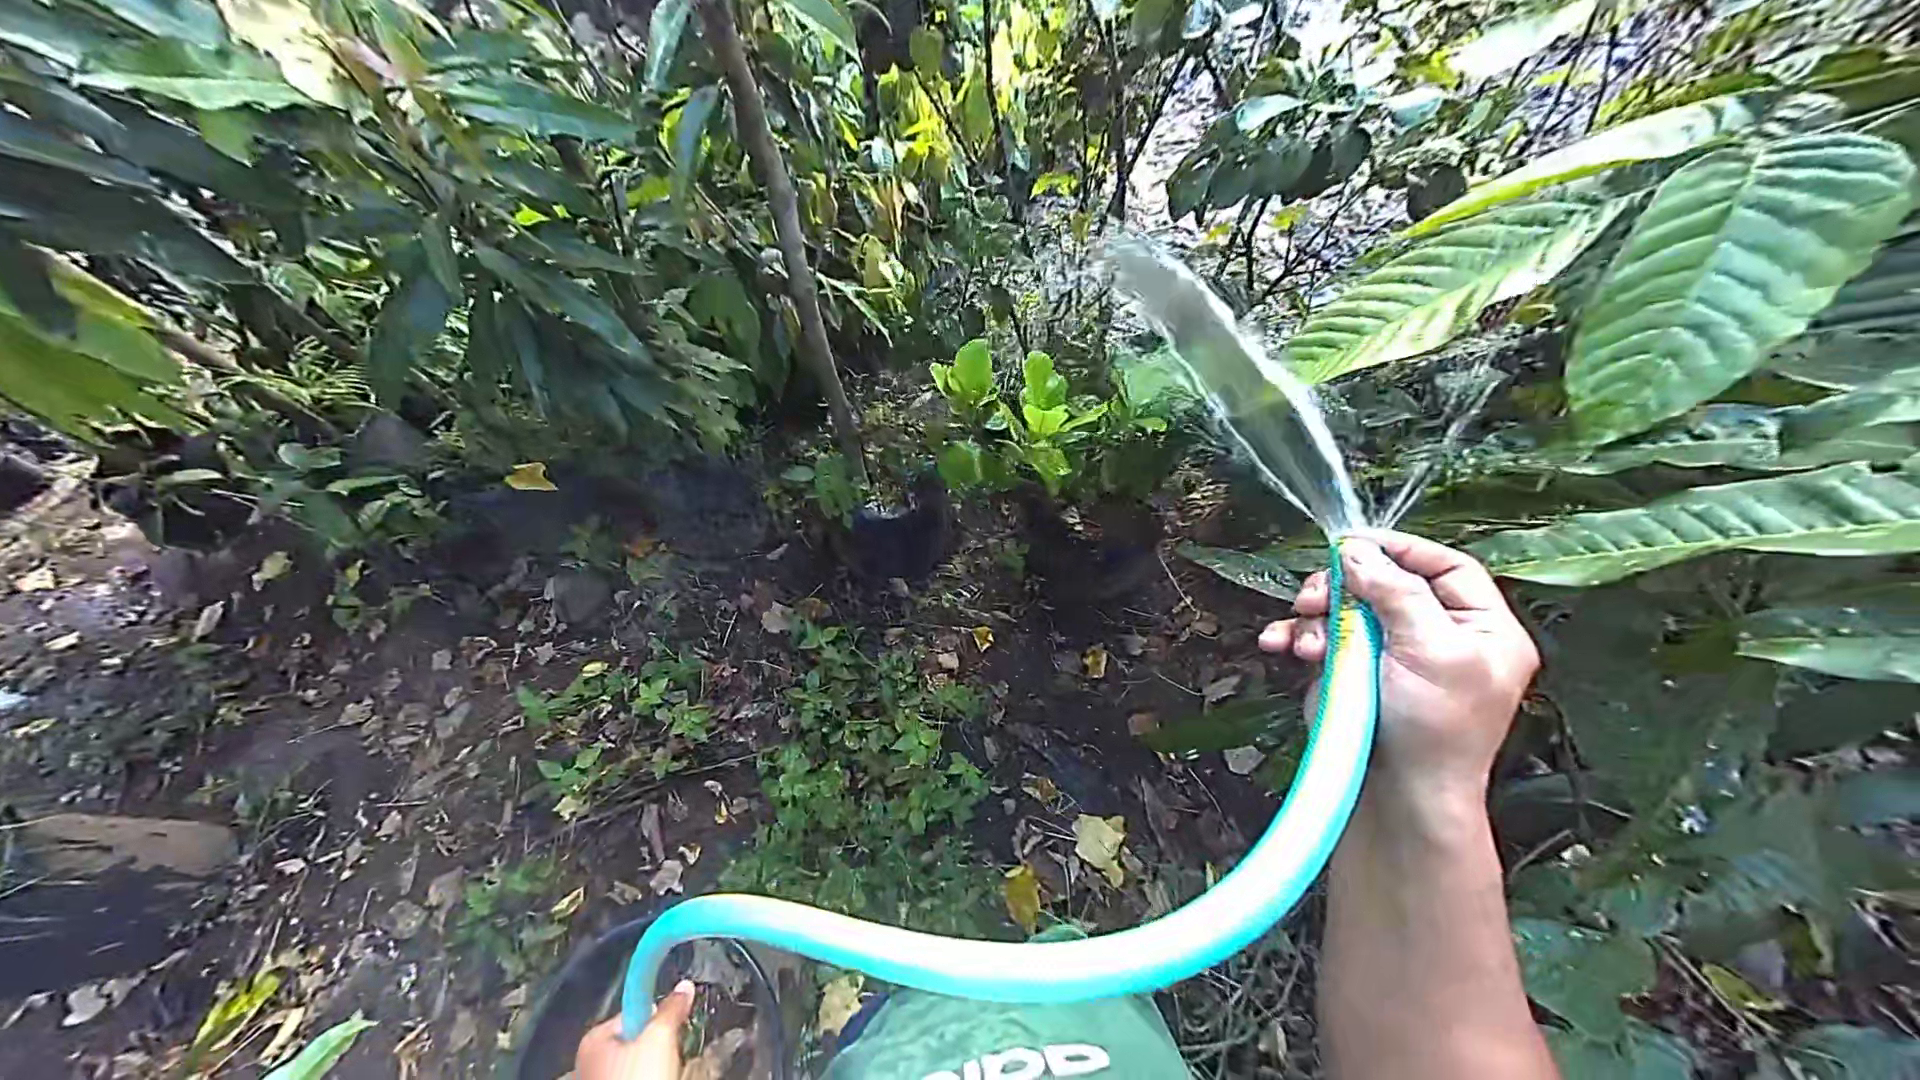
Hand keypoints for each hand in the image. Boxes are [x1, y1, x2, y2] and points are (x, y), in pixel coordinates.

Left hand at [575, 979, 695, 1079]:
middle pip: (637, 1039)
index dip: (658, 1016)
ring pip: (639, 1066)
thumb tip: (685, 986)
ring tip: (669, 1074)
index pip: (635, 1011)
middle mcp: (589, 1063)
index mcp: (594, 1040)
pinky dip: (653, 1079)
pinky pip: (638, 1079)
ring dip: (658, 1067)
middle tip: (673, 1054)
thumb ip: (672, 1008)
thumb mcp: (661, 1036)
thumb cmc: (638, 1079)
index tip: (674, 1027)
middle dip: (659, 1045)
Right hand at [1259, 531, 1537, 808]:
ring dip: (1313, 615)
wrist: (1394, 789)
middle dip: (1342, 584)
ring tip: (1306, 639)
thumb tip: (1357, 550)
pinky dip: (1294, 636)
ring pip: (1341, 605)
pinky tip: (1281, 644)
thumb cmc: (1432, 729)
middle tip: (1316, 594)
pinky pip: (1315, 634)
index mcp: (1477, 626)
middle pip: (1380, 581)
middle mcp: (1430, 632)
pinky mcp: (1347, 666)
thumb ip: (1397, 592)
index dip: (1400, 549)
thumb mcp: (1430, 650)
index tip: (1354, 542)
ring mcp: (1384, 649)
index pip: (1443, 566)